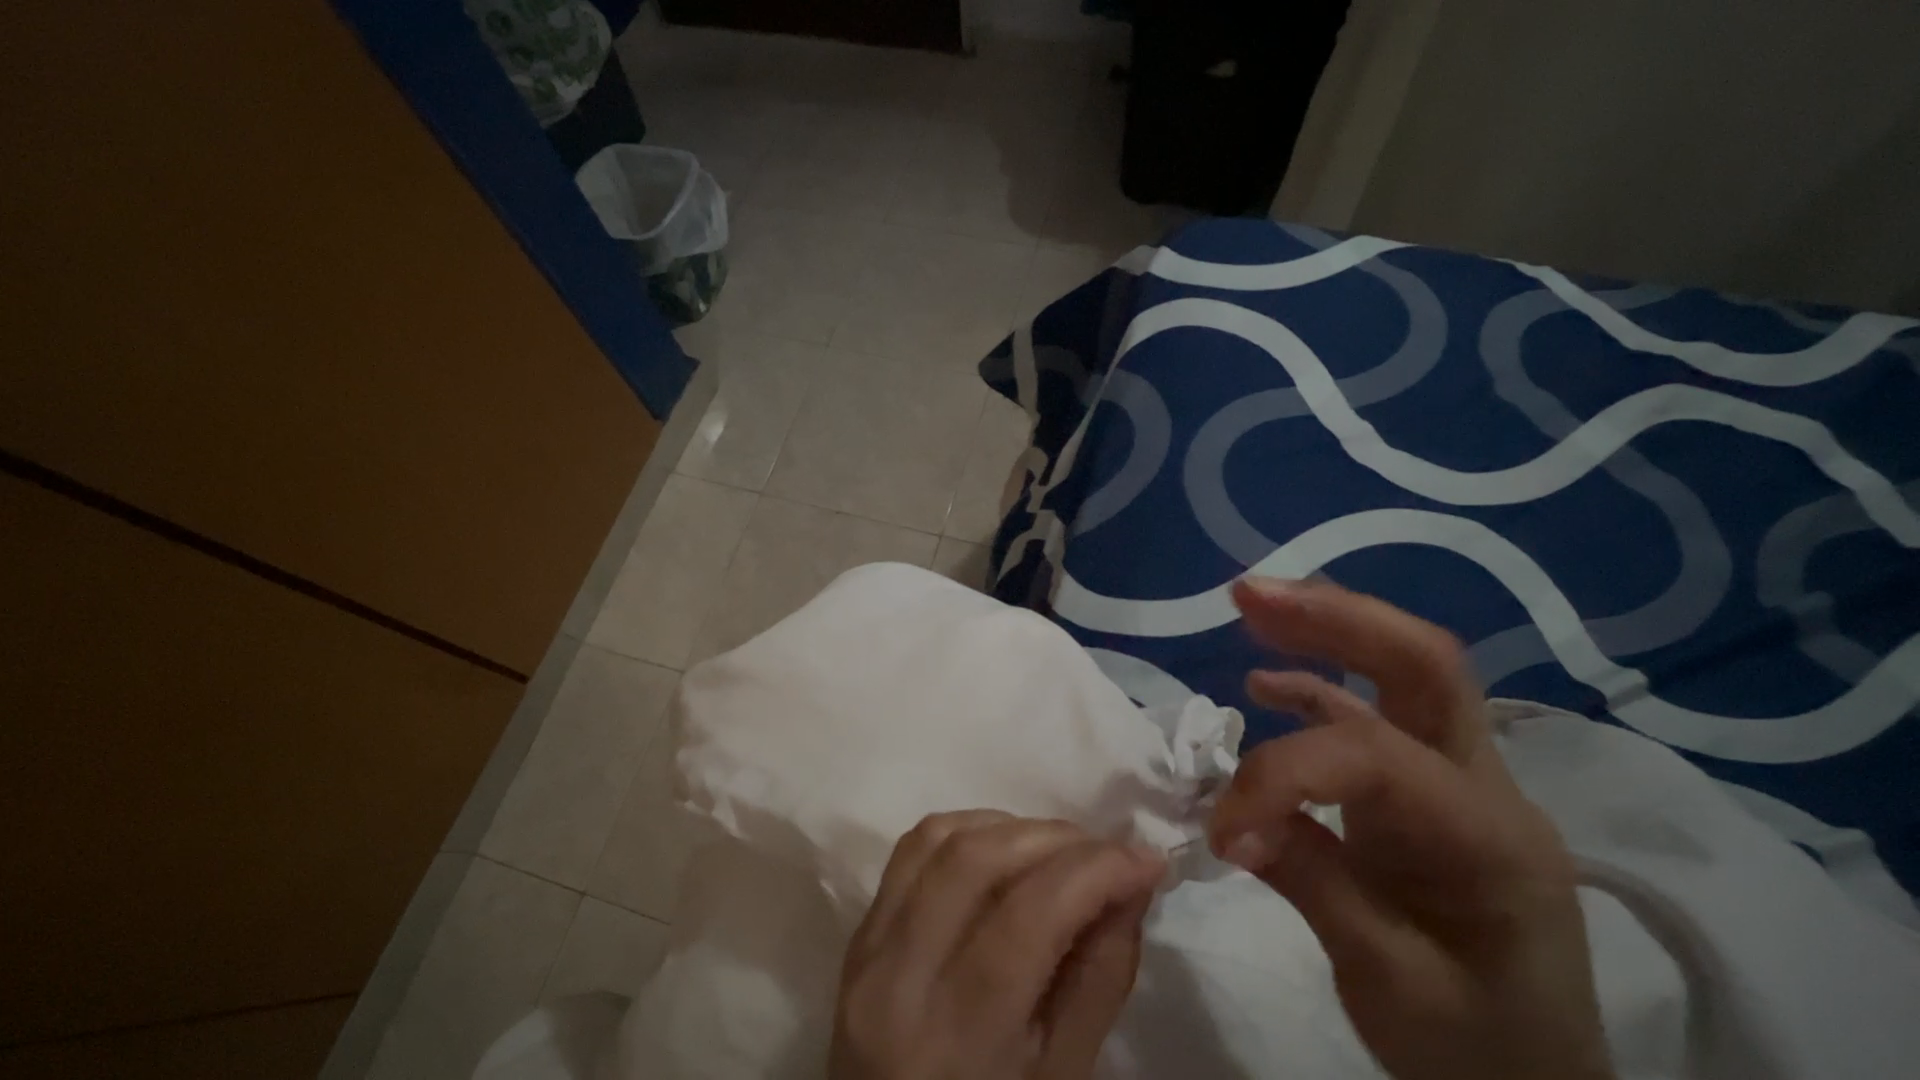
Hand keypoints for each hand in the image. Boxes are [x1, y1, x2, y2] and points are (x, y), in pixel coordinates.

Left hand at [830, 811, 1164, 1079]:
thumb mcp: (1062, 1074)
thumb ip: (1100, 978)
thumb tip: (1131, 883)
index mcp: (958, 1036)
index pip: (1027, 916)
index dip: (1095, 871)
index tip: (1147, 860)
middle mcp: (898, 978)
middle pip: (976, 861)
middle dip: (1057, 840)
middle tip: (1108, 855)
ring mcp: (867, 948)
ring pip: (938, 840)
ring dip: (1011, 827)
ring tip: (1061, 852)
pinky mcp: (858, 931)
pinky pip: (911, 851)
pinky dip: (967, 831)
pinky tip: (1005, 850)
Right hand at [1211, 578, 1613, 1079]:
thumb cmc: (1475, 1045)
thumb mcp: (1388, 981)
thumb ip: (1313, 884)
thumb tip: (1231, 826)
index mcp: (1487, 837)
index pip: (1374, 758)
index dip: (1282, 773)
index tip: (1223, 830)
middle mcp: (1484, 787)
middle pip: (1426, 666)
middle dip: (1338, 619)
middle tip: (1251, 594)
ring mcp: (1459, 785)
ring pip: (1407, 677)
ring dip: (1330, 631)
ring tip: (1253, 606)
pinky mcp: (1429, 798)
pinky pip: (1380, 721)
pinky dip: (1322, 689)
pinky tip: (1269, 681)